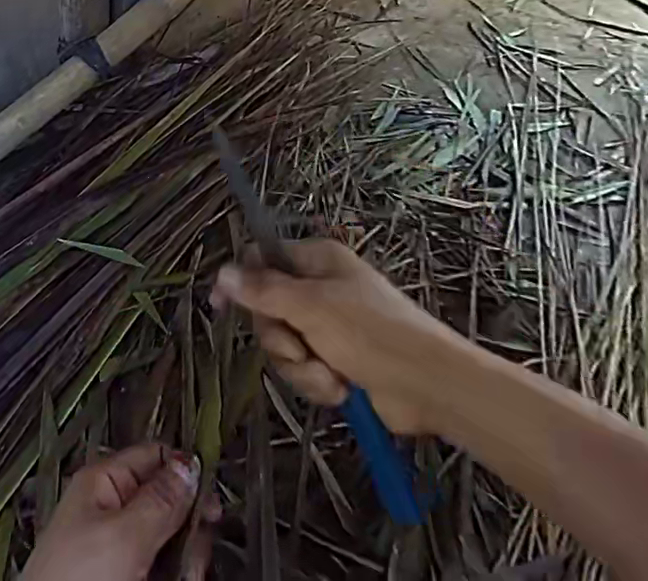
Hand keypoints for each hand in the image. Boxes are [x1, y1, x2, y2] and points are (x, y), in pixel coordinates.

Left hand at [20, 443, 215, 580]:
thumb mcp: (122, 536)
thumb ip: (160, 499)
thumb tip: (188, 465)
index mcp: (103, 484)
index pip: (156, 457)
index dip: (185, 472)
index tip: (210, 497)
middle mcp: (111, 511)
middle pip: (169, 504)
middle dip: (188, 527)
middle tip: (192, 551)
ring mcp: (118, 549)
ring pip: (171, 541)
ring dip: (185, 559)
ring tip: (182, 575)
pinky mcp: (124, 576)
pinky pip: (163, 569)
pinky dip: (175, 574)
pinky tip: (176, 580)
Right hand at [212, 238, 462, 436]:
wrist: (429, 386)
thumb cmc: (372, 333)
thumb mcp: (312, 306)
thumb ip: (263, 290)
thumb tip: (223, 271)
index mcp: (316, 261)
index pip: (262, 260)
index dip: (240, 281)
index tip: (218, 304)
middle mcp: (318, 289)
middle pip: (267, 309)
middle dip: (281, 339)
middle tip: (300, 347)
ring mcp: (326, 327)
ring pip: (283, 346)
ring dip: (301, 367)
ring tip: (330, 375)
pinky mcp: (334, 361)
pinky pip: (302, 370)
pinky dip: (317, 383)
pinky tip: (341, 388)